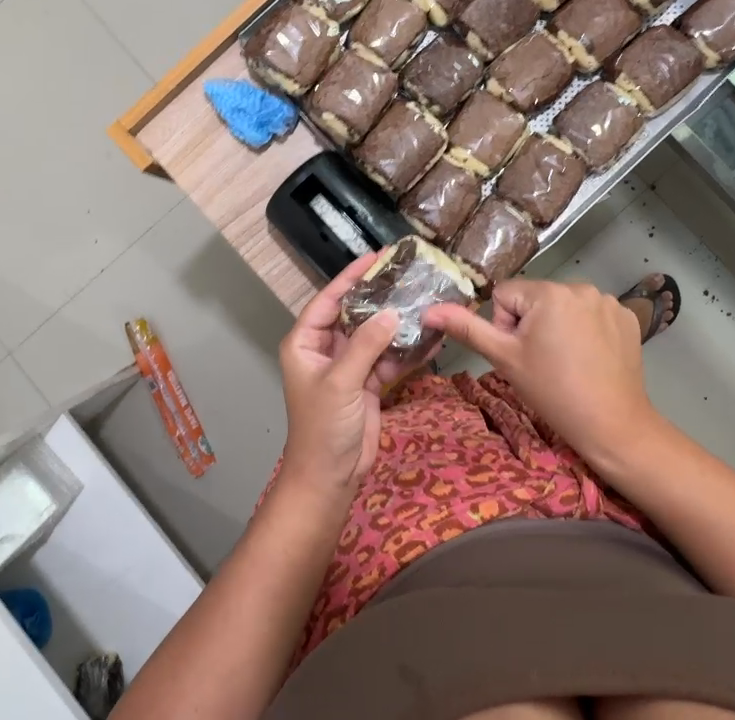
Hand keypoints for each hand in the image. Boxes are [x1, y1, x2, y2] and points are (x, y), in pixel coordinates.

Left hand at [277, 253, 404, 500]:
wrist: (330, 477)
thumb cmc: (323, 427)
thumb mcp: (341, 382)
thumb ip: (366, 345)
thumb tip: (391, 313)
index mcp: (304, 343)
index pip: (328, 301)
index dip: (350, 278)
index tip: (375, 258)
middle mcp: (325, 350)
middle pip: (354, 315)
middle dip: (379, 298)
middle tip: (407, 275)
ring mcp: (347, 367)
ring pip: (374, 336)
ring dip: (397, 324)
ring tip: (424, 300)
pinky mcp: (367, 385)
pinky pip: (387, 360)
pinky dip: (406, 352)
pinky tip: (430, 338)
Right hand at [425, 280, 666, 465]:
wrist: (612, 424)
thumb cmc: (552, 391)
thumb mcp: (504, 358)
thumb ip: (467, 328)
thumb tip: (428, 310)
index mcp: (548, 292)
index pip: (505, 296)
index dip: (505, 326)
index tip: (521, 354)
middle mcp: (580, 287)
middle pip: (535, 299)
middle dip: (532, 324)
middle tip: (543, 361)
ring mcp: (608, 301)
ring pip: (563, 306)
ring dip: (558, 326)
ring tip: (567, 361)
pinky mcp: (627, 317)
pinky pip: (591, 314)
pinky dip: (586, 331)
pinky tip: (590, 358)